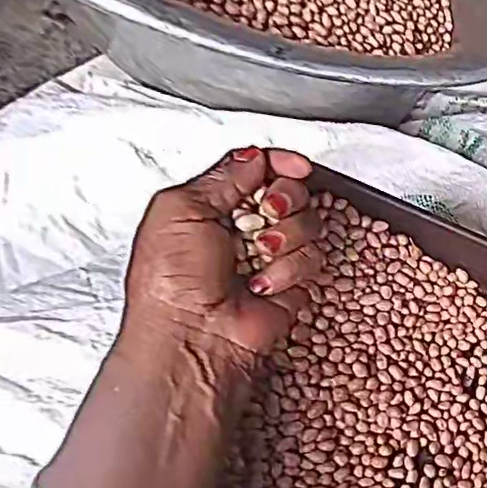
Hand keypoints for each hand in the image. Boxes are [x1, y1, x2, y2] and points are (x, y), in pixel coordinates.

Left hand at [122, 146, 325, 363]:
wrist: (195, 331)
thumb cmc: (172, 279)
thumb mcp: (179, 208)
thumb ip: (222, 177)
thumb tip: (257, 157)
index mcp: (218, 202)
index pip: (261, 169)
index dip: (282, 164)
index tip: (296, 166)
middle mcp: (251, 225)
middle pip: (294, 192)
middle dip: (286, 199)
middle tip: (269, 213)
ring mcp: (277, 253)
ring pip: (310, 225)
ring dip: (286, 238)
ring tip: (259, 255)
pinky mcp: (298, 279)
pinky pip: (314, 258)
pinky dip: (289, 270)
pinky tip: (263, 284)